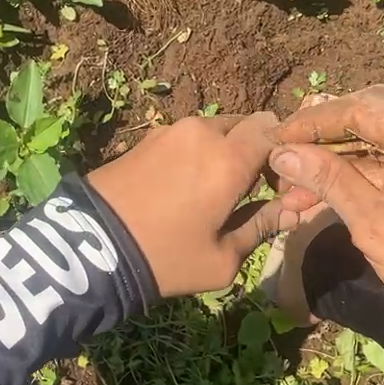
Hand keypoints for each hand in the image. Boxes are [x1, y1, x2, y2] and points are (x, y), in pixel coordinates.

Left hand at [87, 113, 291, 296]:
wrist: (89, 246)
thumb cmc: (164, 257)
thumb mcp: (221, 259)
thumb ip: (262, 227)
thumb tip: (294, 210)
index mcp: (229, 158)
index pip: (275, 131)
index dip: (286, 155)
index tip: (282, 185)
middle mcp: (203, 132)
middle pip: (247, 125)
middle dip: (256, 150)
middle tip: (251, 188)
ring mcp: (171, 130)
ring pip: (216, 129)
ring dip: (225, 151)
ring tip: (214, 191)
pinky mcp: (147, 137)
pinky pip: (188, 137)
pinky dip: (198, 153)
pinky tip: (185, 186)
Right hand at [271, 86, 383, 306]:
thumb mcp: (375, 223)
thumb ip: (328, 179)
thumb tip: (281, 153)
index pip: (367, 108)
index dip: (317, 121)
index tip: (279, 137)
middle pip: (377, 112)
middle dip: (328, 133)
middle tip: (289, 152)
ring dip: (342, 154)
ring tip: (300, 181)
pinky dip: (365, 168)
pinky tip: (327, 186)